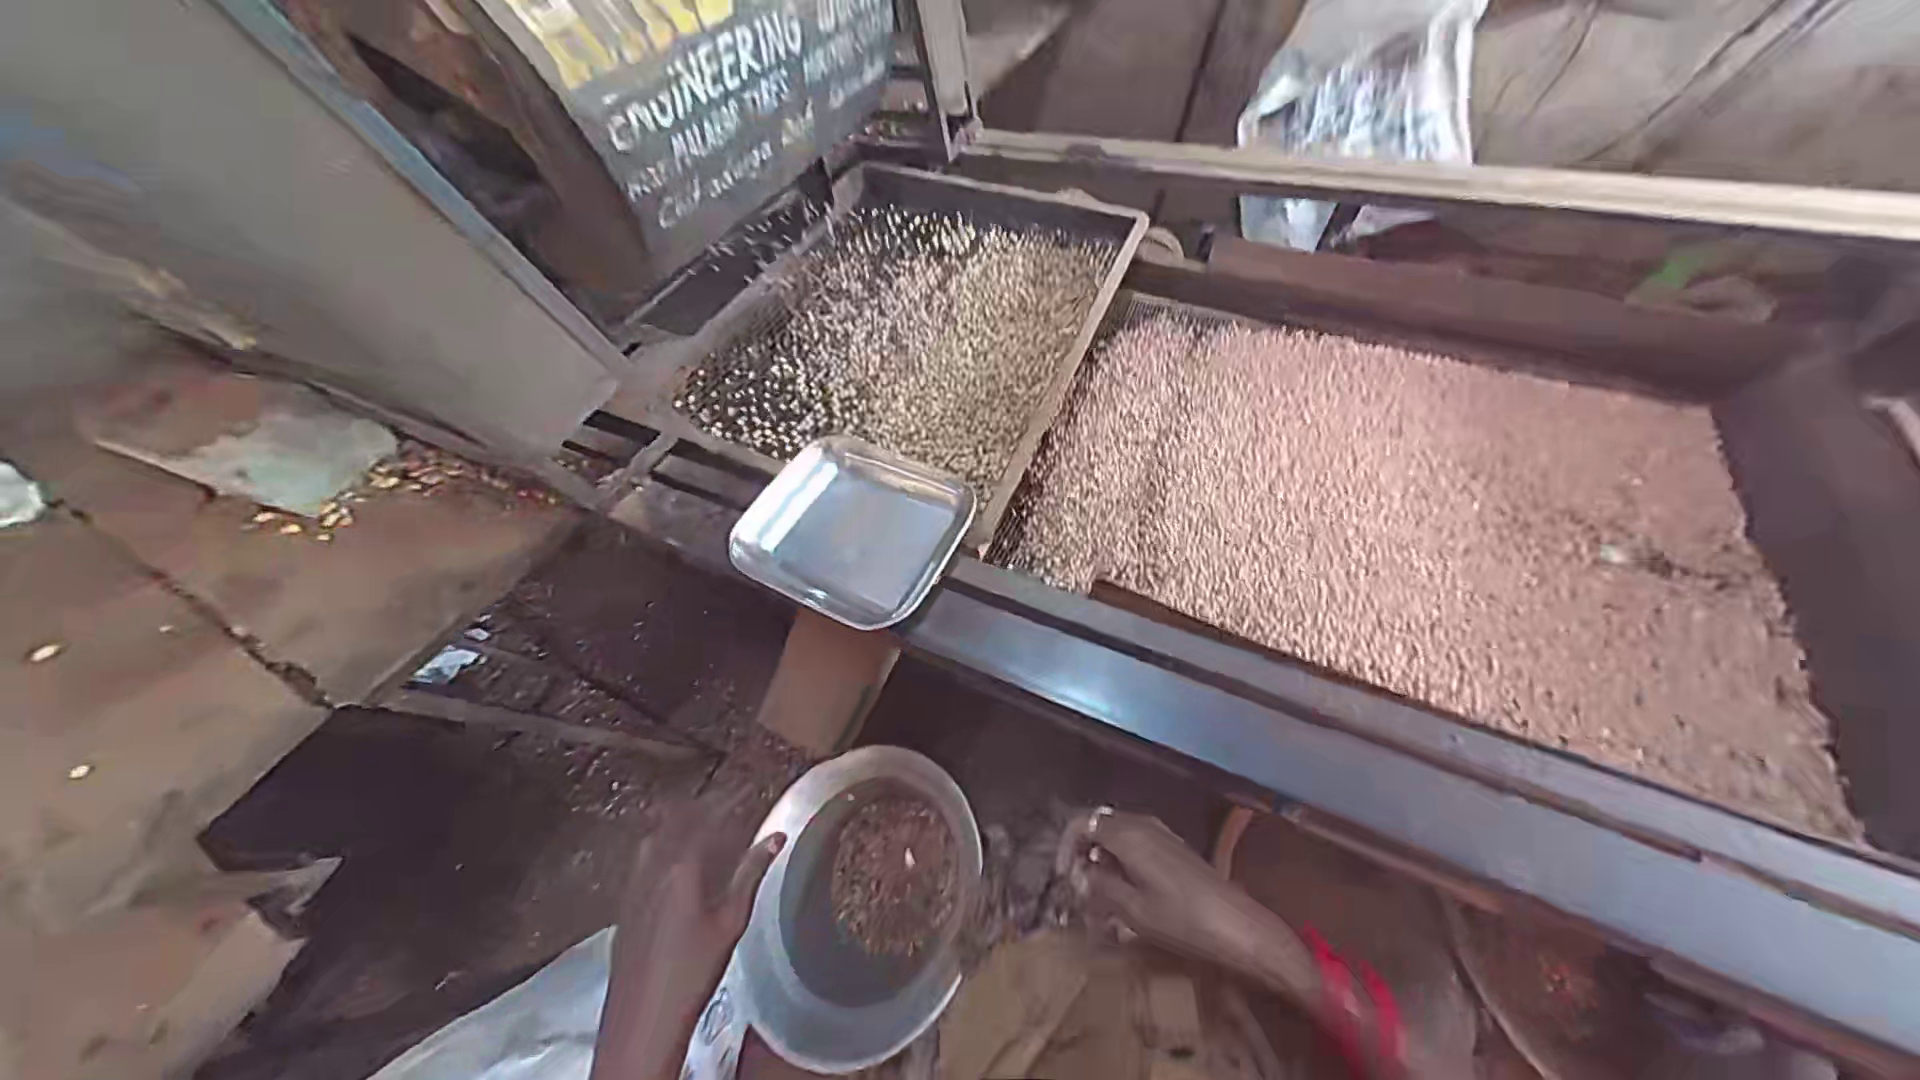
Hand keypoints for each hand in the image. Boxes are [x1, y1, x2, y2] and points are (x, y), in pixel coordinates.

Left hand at [591, 789, 785, 1079]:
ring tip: (703, 815)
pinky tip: (674, 853)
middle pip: (679, 818)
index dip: (731, 797)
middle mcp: (654, 866)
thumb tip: (777, 837)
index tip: (750, 785)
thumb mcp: (731, 920)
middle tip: (730, 795)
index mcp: (682, 866)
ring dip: (681, 818)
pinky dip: (664, 840)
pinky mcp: (625, 902)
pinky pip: (645, 854)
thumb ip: (751, 872)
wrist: (642, 1021)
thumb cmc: (693, 971)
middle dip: (706, 802)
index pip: (710, 817)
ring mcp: (634, 883)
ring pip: (657, 833)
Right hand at [1056, 809, 1262, 968]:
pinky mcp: (1173, 845)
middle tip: (1077, 883)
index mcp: (1127, 834)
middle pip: (1098, 823)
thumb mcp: (1132, 910)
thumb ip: (1100, 885)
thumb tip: (1082, 873)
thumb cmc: (1182, 919)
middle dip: (1081, 849)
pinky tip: (1125, 886)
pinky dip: (1121, 855)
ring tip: (1098, 888)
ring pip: (1116, 831)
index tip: (1063, 876)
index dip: (1065, 846)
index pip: (1080, 822)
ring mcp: (1160, 831)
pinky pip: (1135, 838)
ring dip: (1101, 853)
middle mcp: (1141, 823)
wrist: (1238, 926)